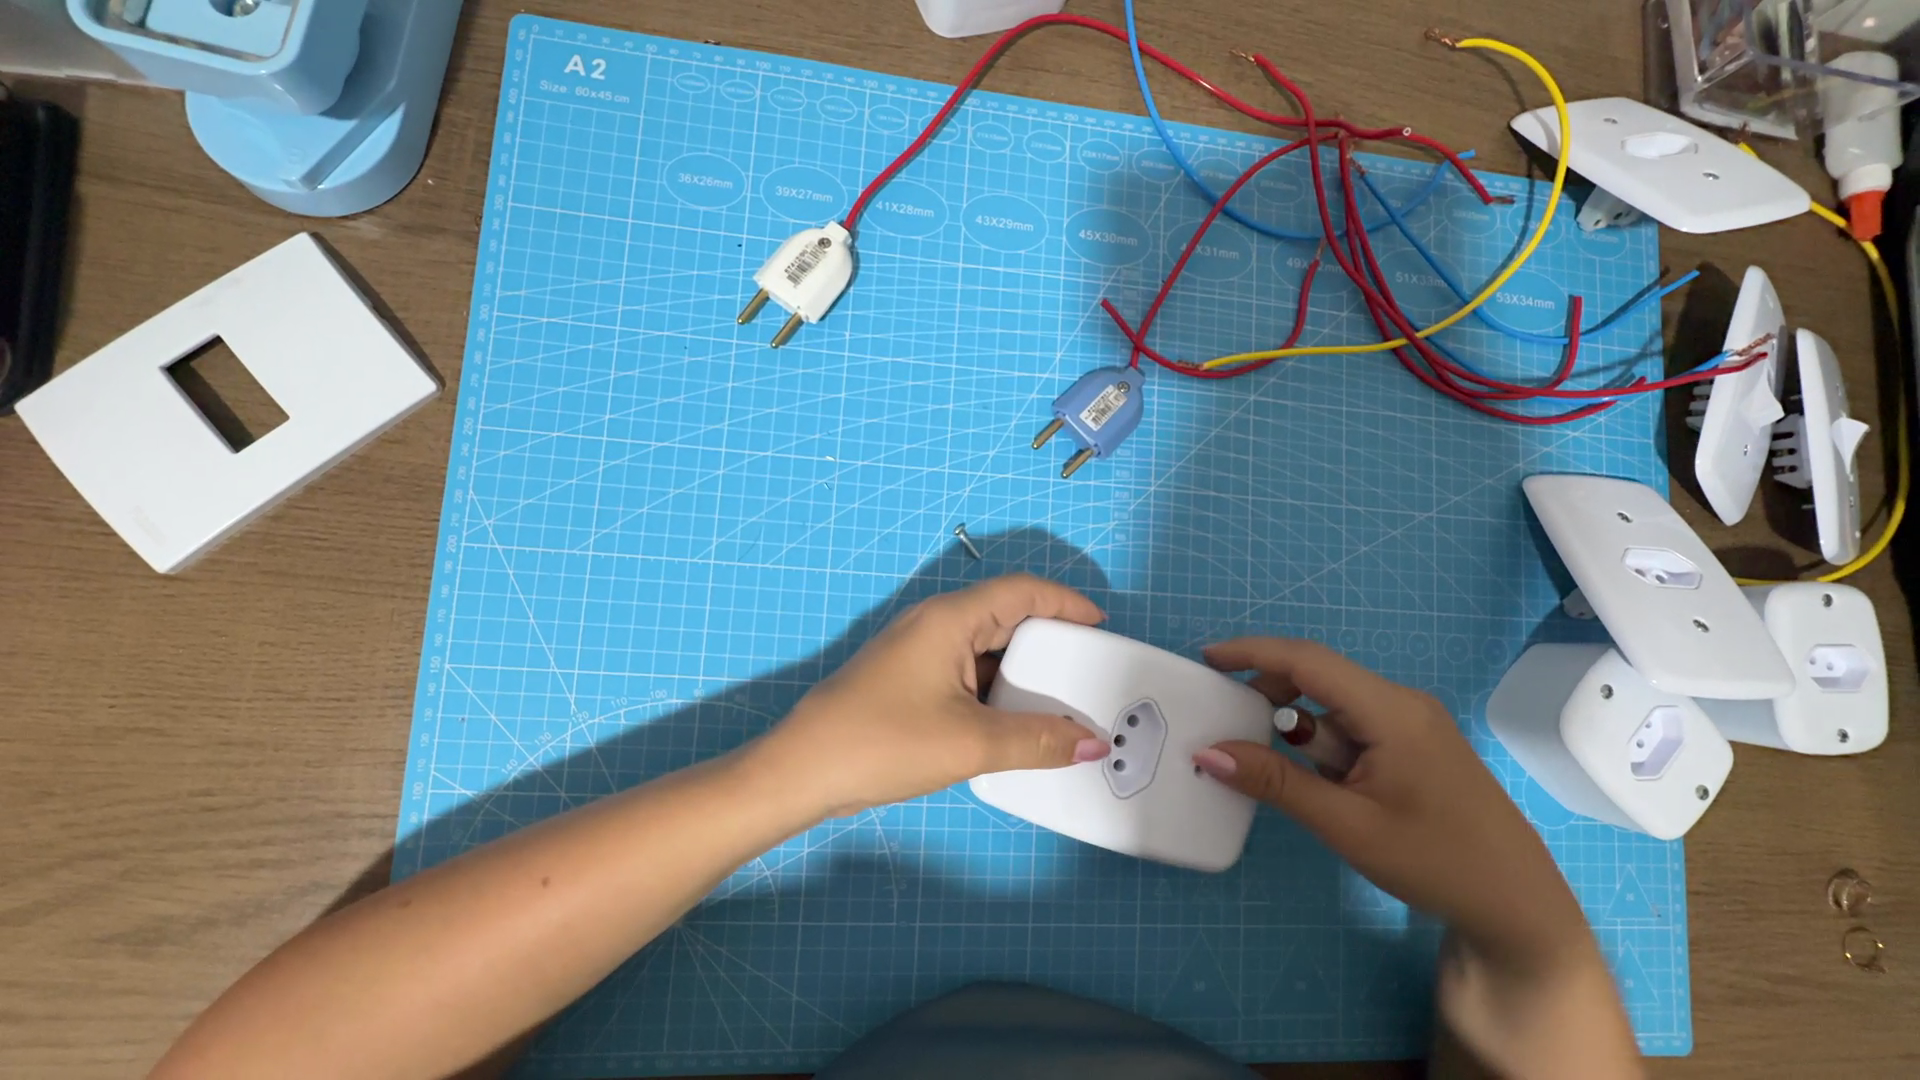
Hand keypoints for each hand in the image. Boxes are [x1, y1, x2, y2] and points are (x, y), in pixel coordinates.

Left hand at [759, 575, 1109, 818]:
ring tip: (1059, 702)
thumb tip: (1091, 742)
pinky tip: (1013, 722)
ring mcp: (918, 652)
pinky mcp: (908, 680)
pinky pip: (966, 673)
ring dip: (1021, 672)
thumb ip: (1037, 740)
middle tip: (1087, 672)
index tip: (1101, 627)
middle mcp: (935, 625)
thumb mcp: (971, 743)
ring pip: (985, 648)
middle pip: (1005, 617)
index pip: (1022, 591)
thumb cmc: (884, 742)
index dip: (1066, 603)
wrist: (803, 771)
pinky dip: (995, 690)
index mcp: (950, 620)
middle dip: (1049, 642)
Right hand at [1193, 639, 1639, 1077]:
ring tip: (1259, 757)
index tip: (1207, 659)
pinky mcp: (1411, 751)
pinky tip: (1304, 777)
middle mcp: (1401, 705)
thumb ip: (1275, 782)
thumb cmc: (1436, 862)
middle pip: (1319, 678)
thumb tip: (1209, 751)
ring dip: (1294, 728)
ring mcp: (1410, 728)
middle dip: (1268, 692)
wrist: (1519, 911)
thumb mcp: (1346, 824)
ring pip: (1332, 709)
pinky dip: (1317, 746)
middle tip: (1225, 716)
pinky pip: (1350, 731)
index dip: (1253, 652)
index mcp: (1391, 711)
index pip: (1308, 660)